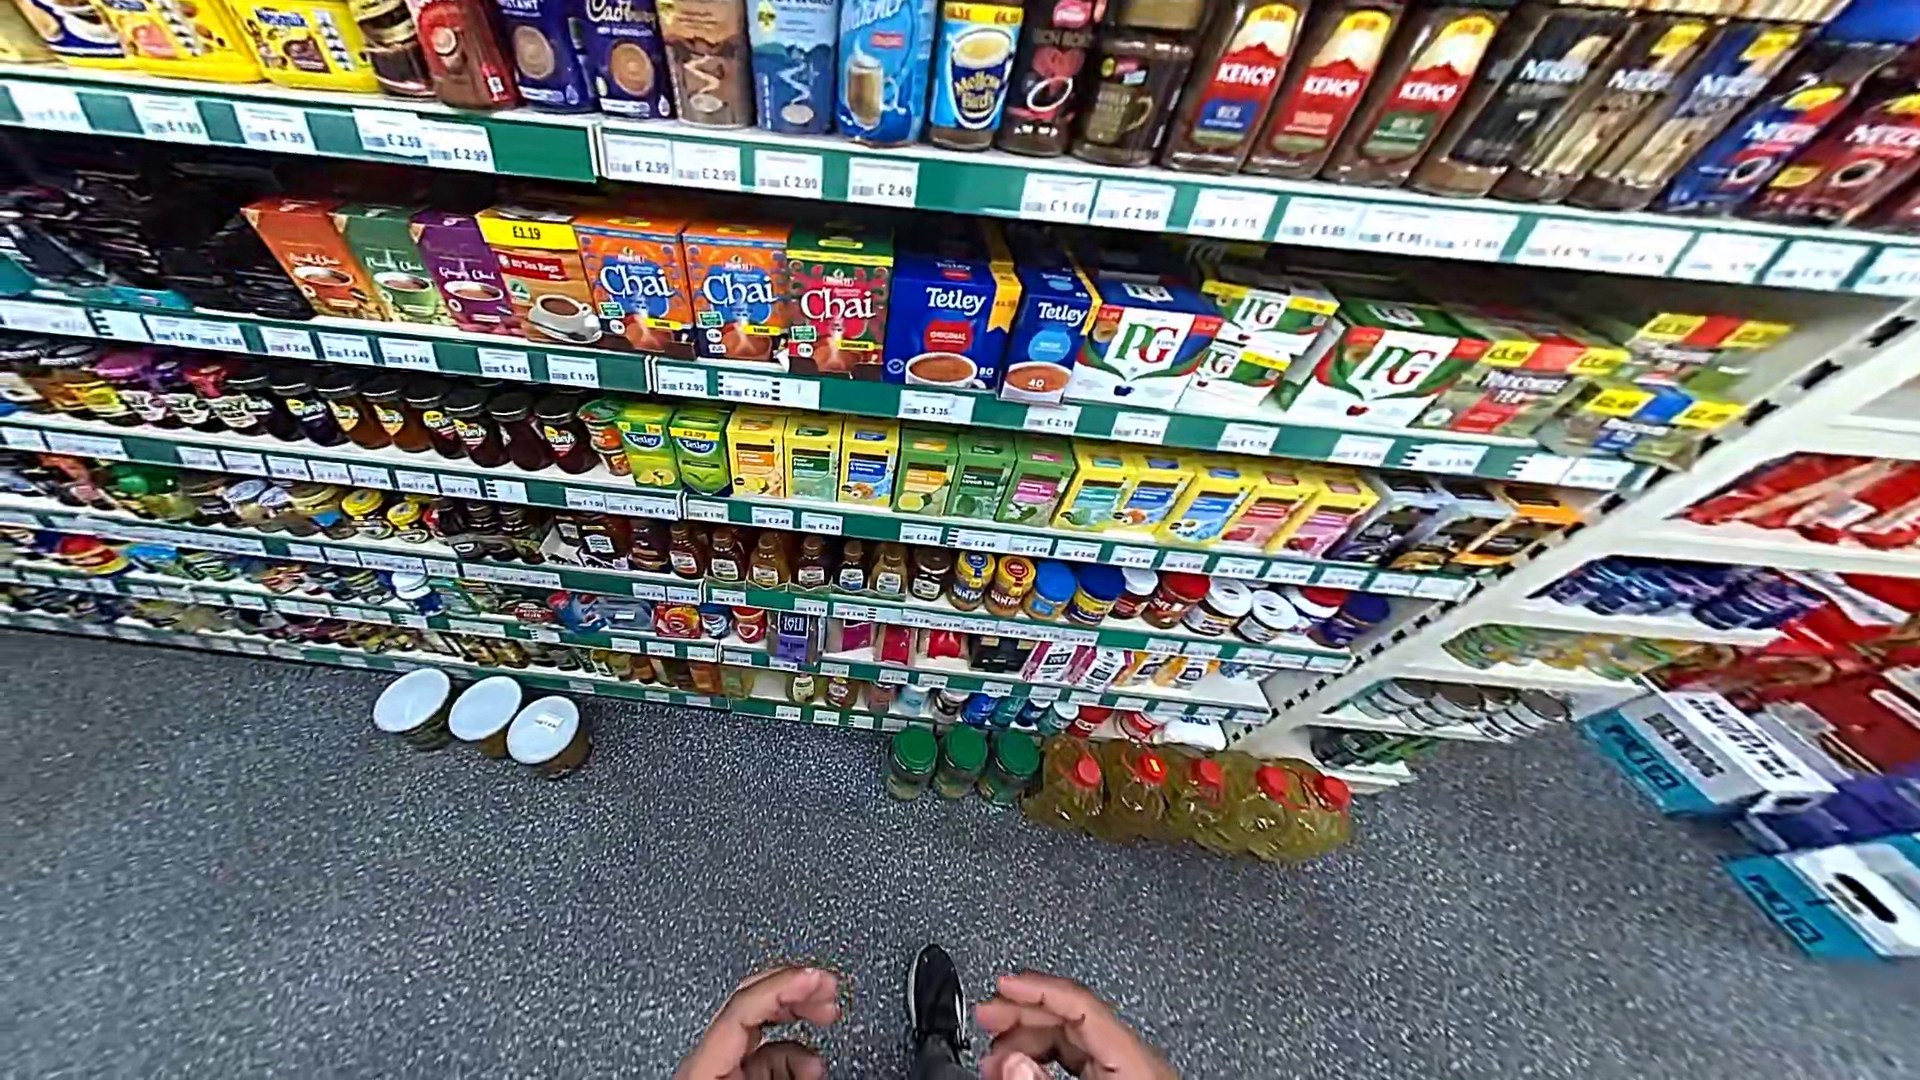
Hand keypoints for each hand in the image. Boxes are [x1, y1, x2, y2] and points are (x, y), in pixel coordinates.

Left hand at [673, 967, 841, 1079]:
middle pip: (753, 1004)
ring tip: (824, 1039)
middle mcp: (704, 1067)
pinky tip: (809, 1070)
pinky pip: (761, 1059)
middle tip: (829, 990)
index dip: (785, 984)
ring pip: (761, 1031)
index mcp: (701, 1070)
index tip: (819, 978)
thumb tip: (819, 1066)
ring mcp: (714, 1078)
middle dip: (796, 993)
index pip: (745, 1004)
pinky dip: (791, 1058)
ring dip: (799, 1030)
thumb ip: (785, 1076)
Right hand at [976, 972, 1178, 1079]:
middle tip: (987, 1016)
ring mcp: (1129, 1075)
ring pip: (1071, 1040)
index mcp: (1133, 1060)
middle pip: (1071, 1018)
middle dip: (1024, 1014)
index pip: (1078, 1003)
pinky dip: (1045, 1060)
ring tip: (995, 1057)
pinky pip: (1077, 1061)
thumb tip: (1011, 1061)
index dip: (1037, 989)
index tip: (1003, 987)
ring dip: (1030, 1040)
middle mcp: (1134, 1061)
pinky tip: (1025, 1069)